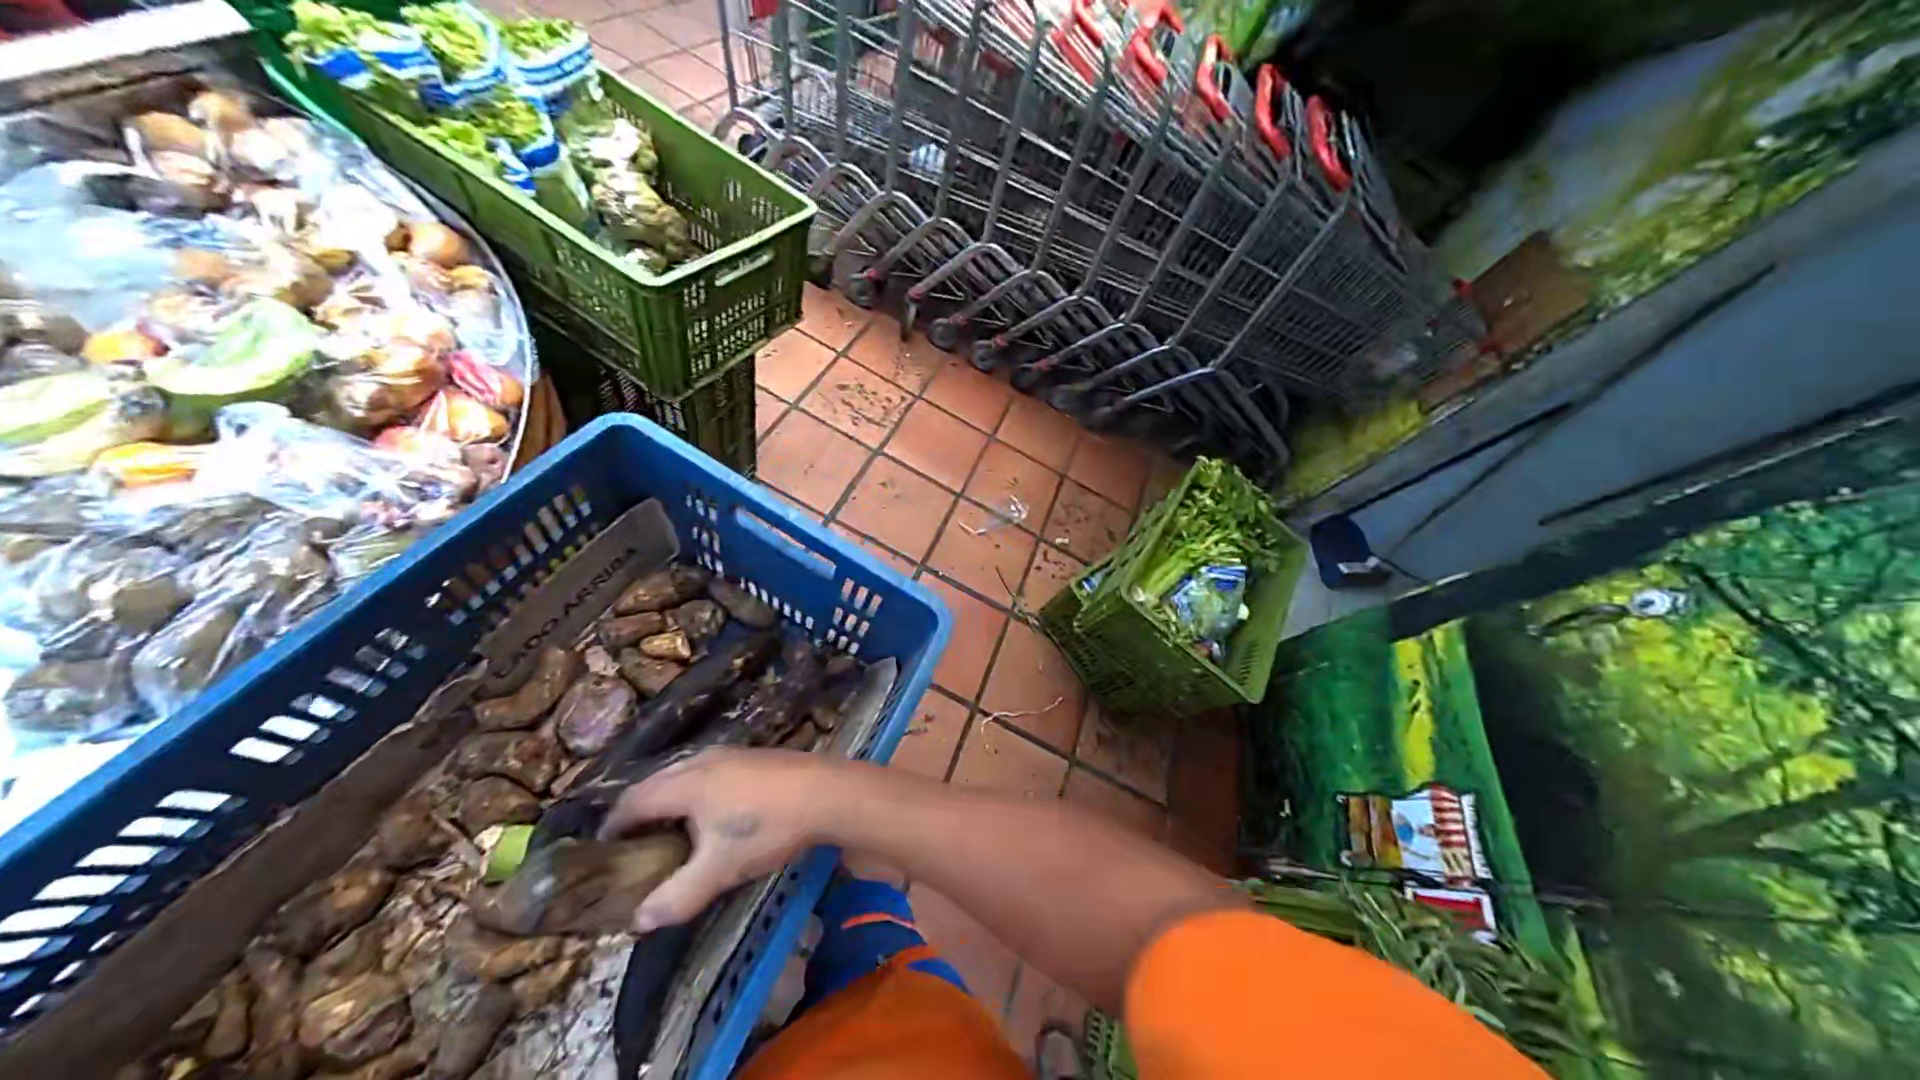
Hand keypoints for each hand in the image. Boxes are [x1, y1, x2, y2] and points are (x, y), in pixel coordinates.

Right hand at [599, 748, 849, 930]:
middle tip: (635, 846)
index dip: (613, 826)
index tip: (604, 852)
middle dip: (640, 812)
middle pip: (656, 783)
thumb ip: (677, 896)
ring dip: (671, 800)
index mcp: (684, 783)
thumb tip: (639, 920)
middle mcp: (702, 761)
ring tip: (672, 833)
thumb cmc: (768, 827)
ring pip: (685, 774)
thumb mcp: (720, 869)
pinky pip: (711, 772)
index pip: (632, 801)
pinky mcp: (756, 756)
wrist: (829, 792)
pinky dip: (698, 792)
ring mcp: (732, 754)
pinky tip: (716, 815)